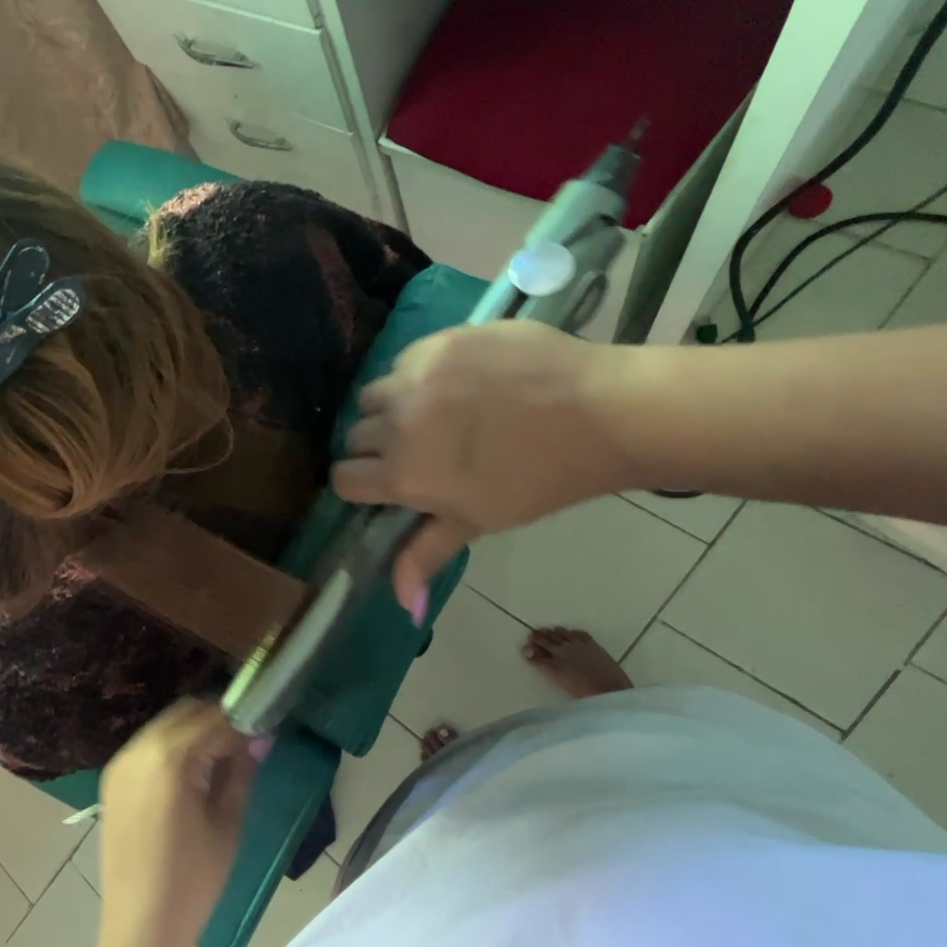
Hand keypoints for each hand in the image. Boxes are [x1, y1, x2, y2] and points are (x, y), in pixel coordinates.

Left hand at [95, 700, 260, 946]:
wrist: (141, 925)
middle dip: (217, 719)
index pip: (214, 717)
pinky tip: (189, 774)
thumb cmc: (193, 879)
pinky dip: (171, 746)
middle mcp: (139, 749)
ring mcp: (120, 762)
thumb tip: (259, 737)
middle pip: (186, 711)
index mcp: (170, 758)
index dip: (243, 721)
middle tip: (244, 744)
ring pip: (165, 725)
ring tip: (219, 760)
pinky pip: (147, 744)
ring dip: (194, 730)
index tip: (265, 731)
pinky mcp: (112, 778)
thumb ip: (241, 771)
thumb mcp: (227, 822)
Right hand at [333, 322, 643, 610]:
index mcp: (403, 474)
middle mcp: (396, 423)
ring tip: (435, 411)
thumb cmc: (542, 479)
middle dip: (379, 445)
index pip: (343, 478)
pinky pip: (405, 360)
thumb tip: (399, 606)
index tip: (389, 483)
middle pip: (356, 435)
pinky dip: (421, 373)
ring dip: (393, 406)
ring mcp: (415, 375)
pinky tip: (459, 381)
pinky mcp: (437, 340)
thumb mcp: (479, 521)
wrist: (602, 412)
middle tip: (420, 448)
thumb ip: (426, 554)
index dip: (364, 485)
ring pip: (375, 394)